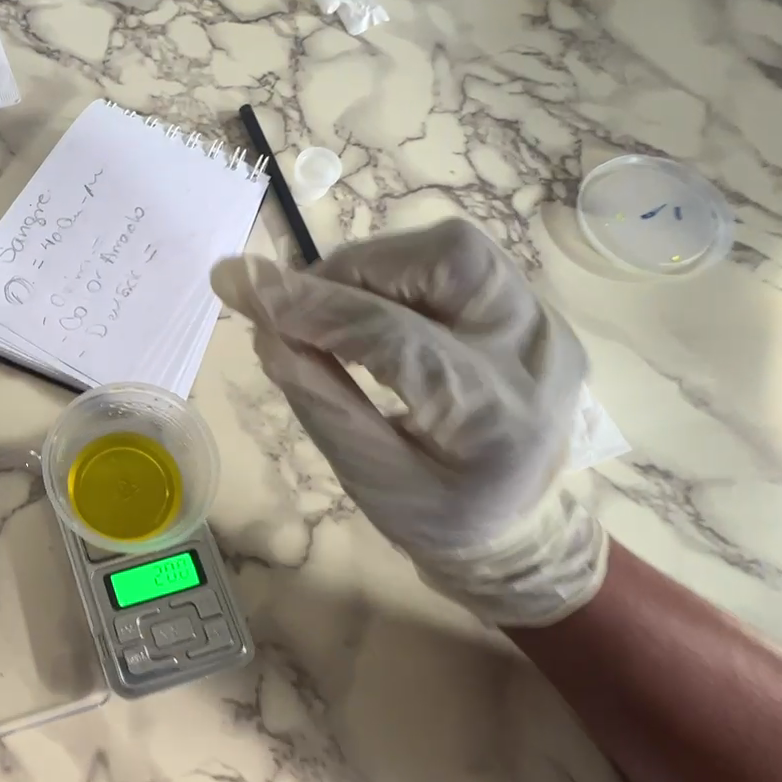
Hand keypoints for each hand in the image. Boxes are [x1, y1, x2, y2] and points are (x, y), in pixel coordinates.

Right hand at [211, 218, 605, 626]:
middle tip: (301, 304)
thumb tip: (265, 332)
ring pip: (458, 249)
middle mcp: (532, 352)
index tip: (235, 281)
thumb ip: (319, 401)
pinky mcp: (539, 313)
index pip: (387, 333)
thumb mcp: (367, 477)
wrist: (521, 532)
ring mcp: (546, 325)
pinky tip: (374, 308)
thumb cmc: (435, 517)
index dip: (307, 304)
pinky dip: (404, 273)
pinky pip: (465, 266)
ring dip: (378, 265)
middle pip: (445, 260)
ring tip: (333, 306)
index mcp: (487, 413)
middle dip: (353, 269)